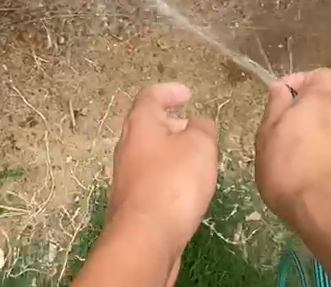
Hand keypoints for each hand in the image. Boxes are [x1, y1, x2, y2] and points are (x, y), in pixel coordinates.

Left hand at [105, 83, 218, 257]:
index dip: (170, 91)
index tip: (187, 94)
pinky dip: (169, 175)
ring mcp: (127, 174)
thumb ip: (203, 128)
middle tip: (195, 129)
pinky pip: (152, 177)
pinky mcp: (132, 202)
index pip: (151, 95)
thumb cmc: (173, 184)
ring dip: (173, 151)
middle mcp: (128, 144)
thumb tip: (198, 122)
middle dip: (174, 123)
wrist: (144, 239)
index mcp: (141, 123)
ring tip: (197, 161)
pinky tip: (186, 191)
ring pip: (152, 152)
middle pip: (149, 124)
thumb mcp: (200, 146)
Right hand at [255, 69, 330, 228]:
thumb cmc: (289, 169)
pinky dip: (321, 162)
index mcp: (319, 104)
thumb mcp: (267, 134)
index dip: (307, 80)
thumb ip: (276, 106)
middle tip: (281, 137)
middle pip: (323, 107)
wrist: (326, 216)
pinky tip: (306, 181)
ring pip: (328, 133)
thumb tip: (282, 88)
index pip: (326, 76)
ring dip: (311, 141)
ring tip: (291, 164)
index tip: (286, 96)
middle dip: (303, 117)